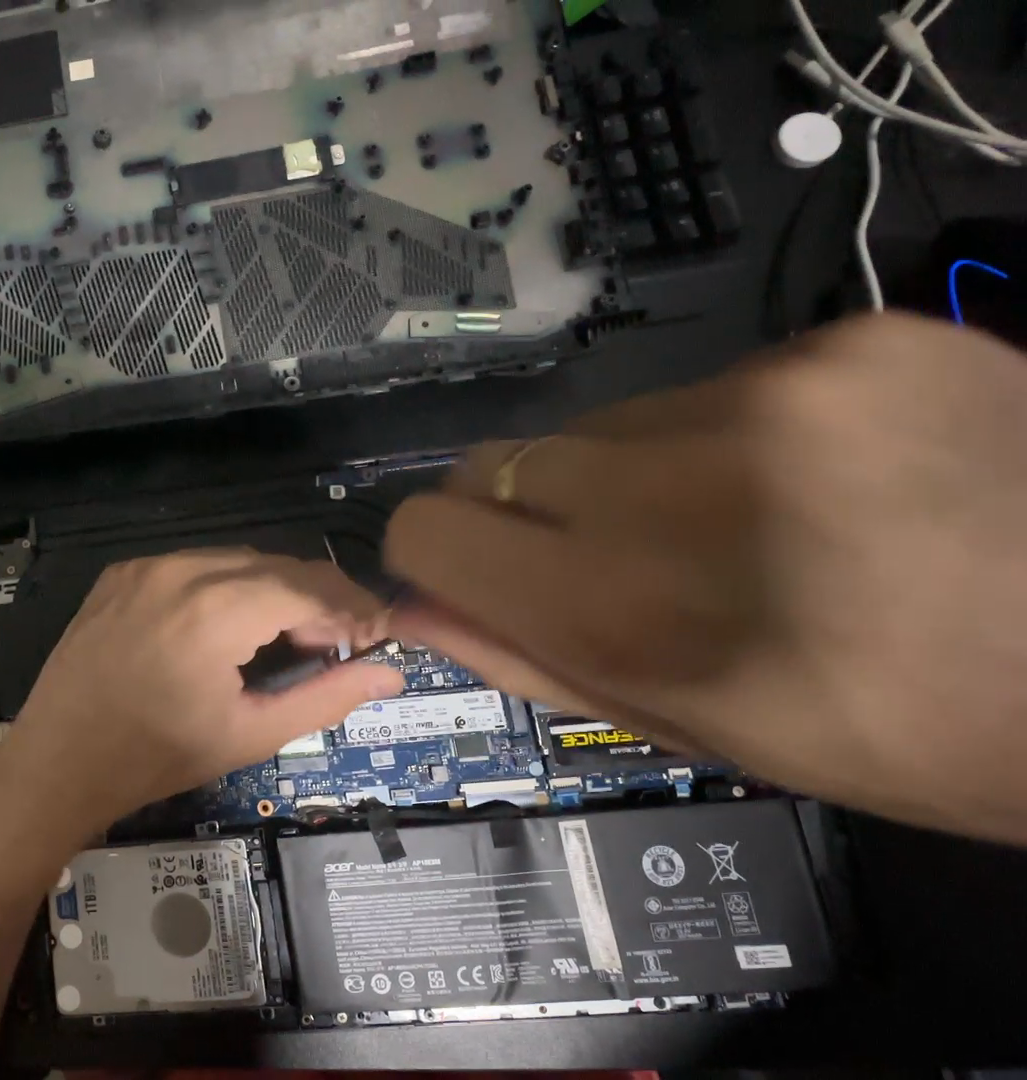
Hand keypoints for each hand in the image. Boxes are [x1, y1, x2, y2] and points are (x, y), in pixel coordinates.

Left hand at [0, 550, 400, 836]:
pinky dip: (223, 587)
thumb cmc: (153, 758)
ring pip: (232, 562)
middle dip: (316, 598)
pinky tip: (231, 625)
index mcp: (212, 609)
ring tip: (290, 636)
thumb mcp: (248, 734)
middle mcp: (177, 570)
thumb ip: (326, 698)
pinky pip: (189, 567)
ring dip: (272, 590)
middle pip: (273, 566)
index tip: (376, 637)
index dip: (351, 608)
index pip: (307, 585)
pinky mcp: (118, 575)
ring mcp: (142, 568)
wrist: (56, 762)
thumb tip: (389, 673)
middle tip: (339, 643)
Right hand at [385, 313, 1026, 843]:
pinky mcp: (849, 343)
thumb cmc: (904, 730)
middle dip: (528, 512)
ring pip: (597, 425)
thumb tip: (417, 604)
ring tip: (739, 519)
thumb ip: (528, 661)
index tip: (485, 571)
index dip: (440, 554)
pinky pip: (706, 386)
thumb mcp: (695, 730)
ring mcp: (770, 397)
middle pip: (495, 464)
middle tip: (620, 555)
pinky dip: (727, 435)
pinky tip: (815, 477)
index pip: (429, 530)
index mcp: (629, 611)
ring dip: (629, 474)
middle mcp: (677, 490)